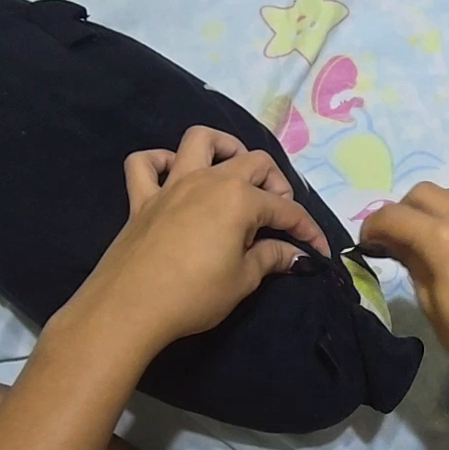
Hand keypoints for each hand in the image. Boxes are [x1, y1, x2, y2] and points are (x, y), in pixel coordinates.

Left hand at [50, 127, 330, 369]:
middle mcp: (209, 180)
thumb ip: (271, 258)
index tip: (319, 250)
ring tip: (235, 170)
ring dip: (224, 147)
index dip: (308, 230)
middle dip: (277, 183)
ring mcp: (172, 184)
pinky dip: (161, 162)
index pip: (286, 209)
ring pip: (200, 141)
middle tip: (280, 215)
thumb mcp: (243, 280)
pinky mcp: (141, 198)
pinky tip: (174, 176)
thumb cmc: (195, 295)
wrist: (129, 309)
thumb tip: (296, 254)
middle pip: (254, 162)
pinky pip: (145, 164)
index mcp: (240, 199)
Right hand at [359, 183, 448, 393]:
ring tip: (430, 243)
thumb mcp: (430, 302)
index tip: (367, 242)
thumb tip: (393, 241)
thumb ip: (410, 261)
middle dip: (403, 211)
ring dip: (434, 213)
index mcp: (444, 239)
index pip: (394, 215)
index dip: (372, 226)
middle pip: (423, 193)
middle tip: (397, 240)